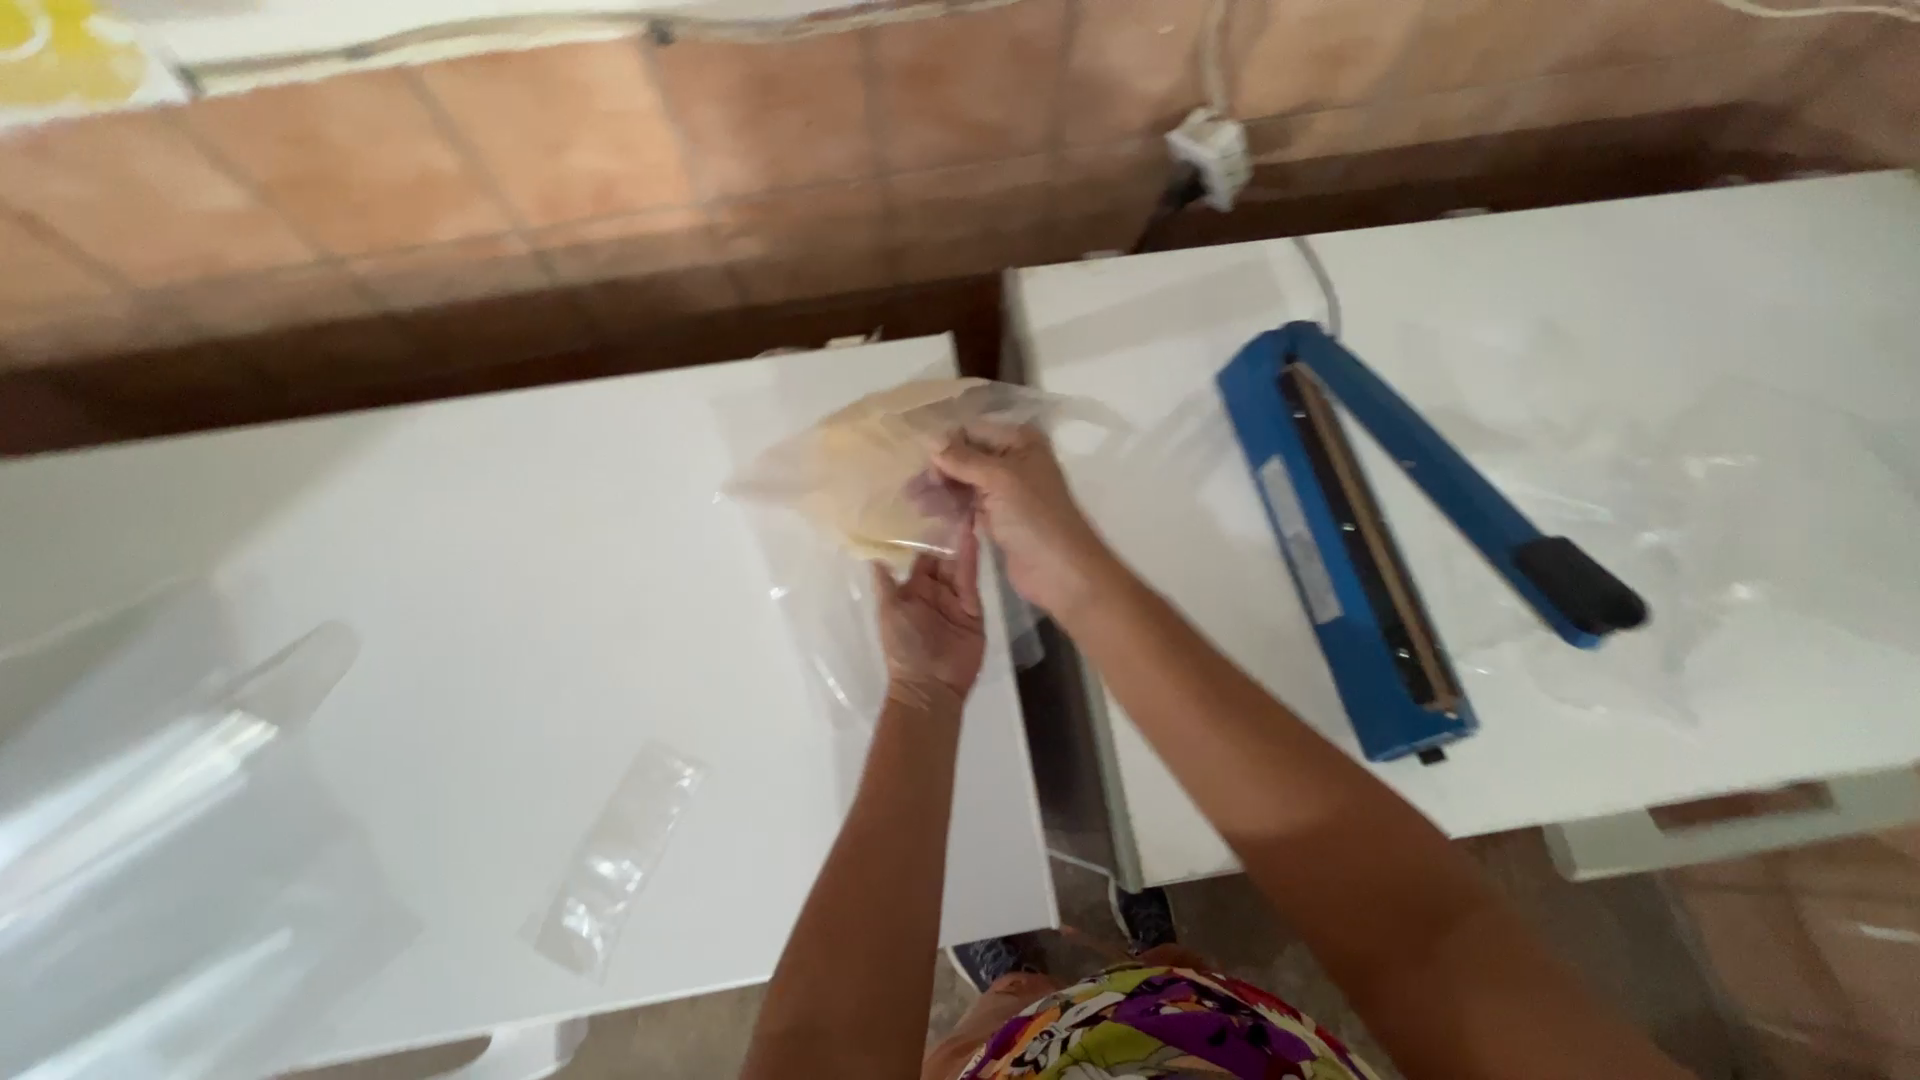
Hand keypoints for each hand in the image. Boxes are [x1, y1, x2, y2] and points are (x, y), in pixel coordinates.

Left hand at [873, 522, 984, 713]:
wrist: (930, 684)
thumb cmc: (903, 646)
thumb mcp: (888, 610)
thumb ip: (885, 582)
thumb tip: (872, 554)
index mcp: (912, 589)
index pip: (919, 556)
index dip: (923, 534)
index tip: (928, 506)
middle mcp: (934, 590)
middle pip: (941, 556)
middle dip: (945, 533)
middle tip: (952, 499)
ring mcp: (955, 598)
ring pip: (957, 563)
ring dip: (959, 540)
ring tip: (964, 509)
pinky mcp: (973, 607)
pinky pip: (970, 578)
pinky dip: (971, 558)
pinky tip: (971, 535)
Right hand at [932, 424, 1118, 619]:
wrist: (1060, 571)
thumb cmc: (1034, 517)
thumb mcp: (999, 479)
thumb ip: (963, 458)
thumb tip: (929, 438)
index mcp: (1020, 442)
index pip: (973, 431)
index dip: (946, 444)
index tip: (918, 463)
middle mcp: (1014, 461)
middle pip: (967, 457)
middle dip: (939, 469)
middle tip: (911, 489)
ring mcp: (1006, 491)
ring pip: (965, 482)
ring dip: (941, 490)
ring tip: (915, 503)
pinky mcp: (998, 518)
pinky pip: (968, 505)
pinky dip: (950, 507)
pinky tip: (929, 513)